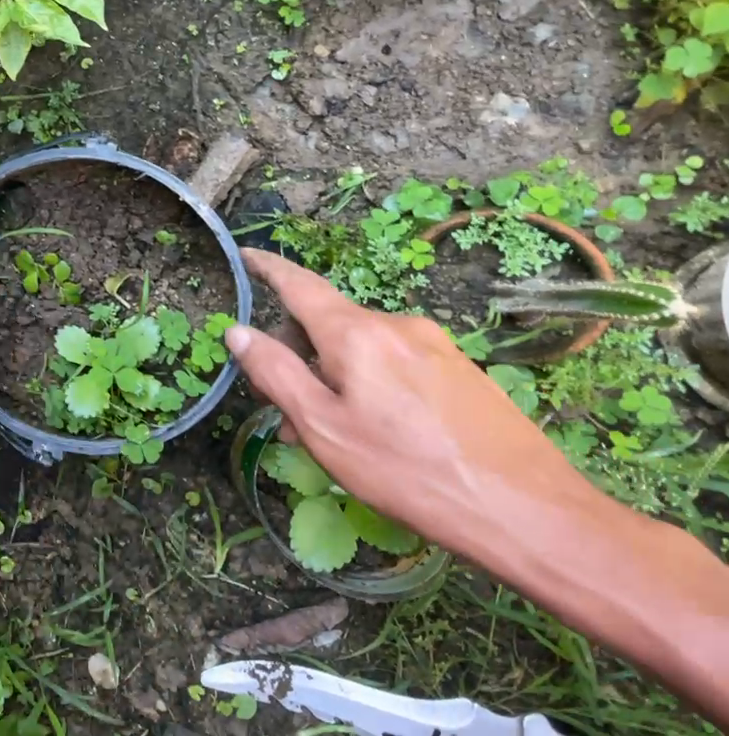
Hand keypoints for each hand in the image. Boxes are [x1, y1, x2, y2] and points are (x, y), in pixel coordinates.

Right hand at [224, 248, 594, 563]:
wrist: (534, 516)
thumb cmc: (409, 471)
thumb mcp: (323, 427)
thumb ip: (275, 373)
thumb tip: (239, 331)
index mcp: (356, 334)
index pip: (298, 285)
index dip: (267, 268)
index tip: (244, 255)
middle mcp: (397, 327)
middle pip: (326, 323)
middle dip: (294, 356)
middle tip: (282, 411)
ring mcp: (436, 348)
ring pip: (359, 349)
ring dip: (330, 378)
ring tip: (330, 435)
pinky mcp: (462, 374)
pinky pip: (395, 365)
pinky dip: (367, 386)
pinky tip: (374, 434)